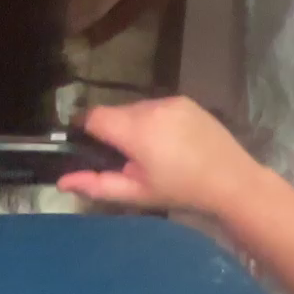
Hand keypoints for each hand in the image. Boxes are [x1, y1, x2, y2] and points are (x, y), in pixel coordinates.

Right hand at [57, 97, 264, 214]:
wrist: (232, 182)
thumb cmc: (180, 191)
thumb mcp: (136, 193)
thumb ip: (97, 184)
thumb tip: (61, 181)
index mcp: (137, 130)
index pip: (93, 116)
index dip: (86, 131)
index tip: (93, 151)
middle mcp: (151, 107)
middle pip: (113, 112)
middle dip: (112, 132)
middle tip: (127, 160)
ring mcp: (171, 101)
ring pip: (134, 109)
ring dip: (132, 126)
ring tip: (149, 152)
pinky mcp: (185, 100)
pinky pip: (155, 107)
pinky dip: (152, 121)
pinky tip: (168, 142)